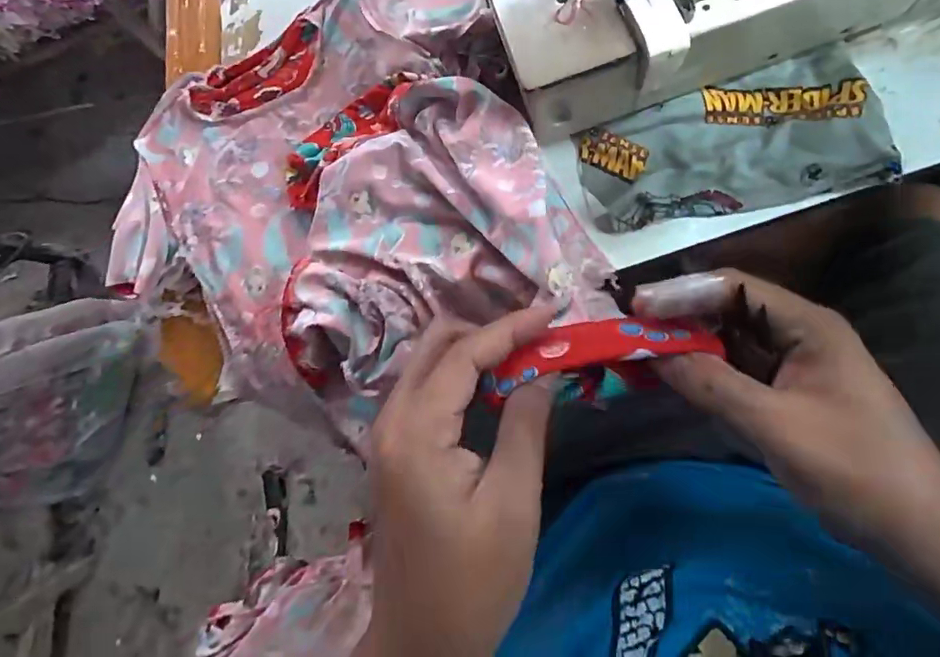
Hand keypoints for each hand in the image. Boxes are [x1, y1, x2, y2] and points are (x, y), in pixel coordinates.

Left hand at [358, 306, 558, 656]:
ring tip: (525, 351)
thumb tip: (543, 368)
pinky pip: (428, 387)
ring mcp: (388, 434)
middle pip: (437, 344)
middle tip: (538, 334)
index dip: (510, 327)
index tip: (551, 314)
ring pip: (430, 361)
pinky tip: (496, 382)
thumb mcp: (513, 502)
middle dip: (488, 329)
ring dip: (476, 348)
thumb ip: (525, 424)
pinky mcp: (395, 448)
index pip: (463, 354)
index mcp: (416, 431)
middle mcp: (391, 420)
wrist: (421, 644)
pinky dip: (463, 373)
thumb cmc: (473, 580)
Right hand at [634, 269, 939, 550]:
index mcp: (808, 323)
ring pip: (732, 342)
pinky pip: (743, 373)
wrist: (923, 534)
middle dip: (681, 318)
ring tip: (643, 351)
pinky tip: (678, 380)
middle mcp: (801, 332)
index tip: (636, 308)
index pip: (734, 287)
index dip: (682, 293)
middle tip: (631, 329)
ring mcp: (798, 364)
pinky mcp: (793, 395)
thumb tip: (656, 354)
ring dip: (691, 346)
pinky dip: (709, 375)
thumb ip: (714, 386)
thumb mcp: (777, 428)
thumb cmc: (856, 471)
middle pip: (730, 310)